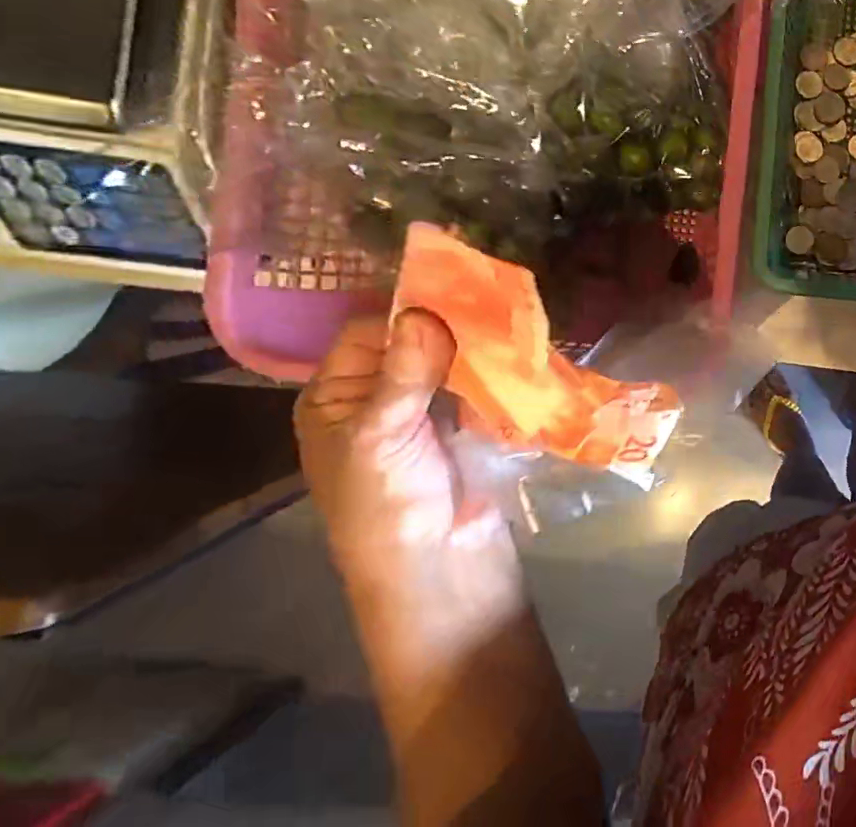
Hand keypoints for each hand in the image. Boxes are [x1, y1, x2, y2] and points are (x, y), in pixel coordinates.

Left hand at [294, 309, 504, 582]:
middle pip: (413, 344)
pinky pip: (479, 387)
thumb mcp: (381, 435)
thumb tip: (420, 311)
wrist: (436, 560)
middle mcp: (380, 396)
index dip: (404, 314)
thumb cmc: (385, 501)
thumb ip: (404, 373)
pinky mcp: (467, 424)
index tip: (452, 296)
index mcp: (338, 395)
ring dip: (477, 349)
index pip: (366, 333)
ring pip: (451, 363)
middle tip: (492, 304)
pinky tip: (518, 357)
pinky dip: (496, 373)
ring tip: (511, 326)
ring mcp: (427, 411)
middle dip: (449, 327)